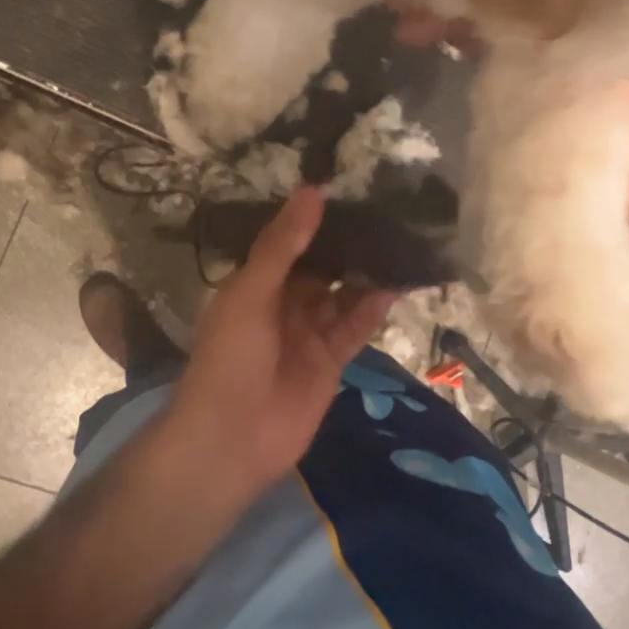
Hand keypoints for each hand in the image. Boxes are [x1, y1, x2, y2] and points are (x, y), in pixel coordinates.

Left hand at [164, 188, 395, 491]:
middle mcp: (282, 305)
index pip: (289, 244)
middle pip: (320, 269)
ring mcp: (307, 335)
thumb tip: (312, 190)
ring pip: (341, 297)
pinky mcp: (330, 363)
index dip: (314, 221)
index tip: (348, 188)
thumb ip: (282, 245)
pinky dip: (371, 310)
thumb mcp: (251, 292)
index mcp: (254, 284)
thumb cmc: (230, 358)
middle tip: (385, 211)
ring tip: (399, 242)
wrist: (231, 439)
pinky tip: (394, 286)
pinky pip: (354, 329)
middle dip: (346, 246)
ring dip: (364, 275)